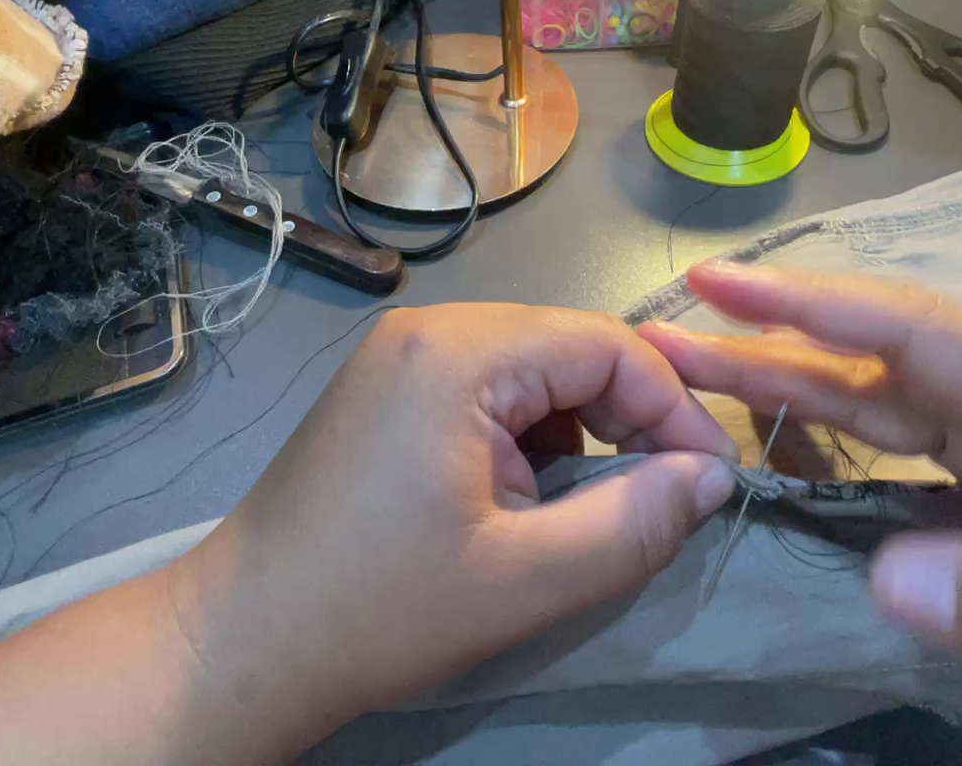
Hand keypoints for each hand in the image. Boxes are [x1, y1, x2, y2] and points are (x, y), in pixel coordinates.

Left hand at [168, 305, 741, 759]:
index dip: (670, 405)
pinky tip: (521, 492)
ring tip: (582, 504)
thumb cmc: (381, 607)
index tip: (711, 478)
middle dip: (626, 416)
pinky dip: (526, 432)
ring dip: (576, 427)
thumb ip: (634, 522)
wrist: (248, 634)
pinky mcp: (389, 384)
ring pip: (530, 367)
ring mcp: (401, 352)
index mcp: (457, 351)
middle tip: (661, 495)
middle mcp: (428, 328)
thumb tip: (713, 476)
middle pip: (564, 347)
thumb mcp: (525, 579)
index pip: (601, 343)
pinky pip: (487, 386)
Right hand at [638, 263, 961, 765]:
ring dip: (795, 385)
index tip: (719, 285)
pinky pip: (925, 452)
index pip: (927, 337)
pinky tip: (802, 446)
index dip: (814, 304)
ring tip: (704, 377)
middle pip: (887, 361)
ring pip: (897, 401)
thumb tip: (882, 573)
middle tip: (668, 337)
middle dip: (771, 343)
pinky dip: (848, 441)